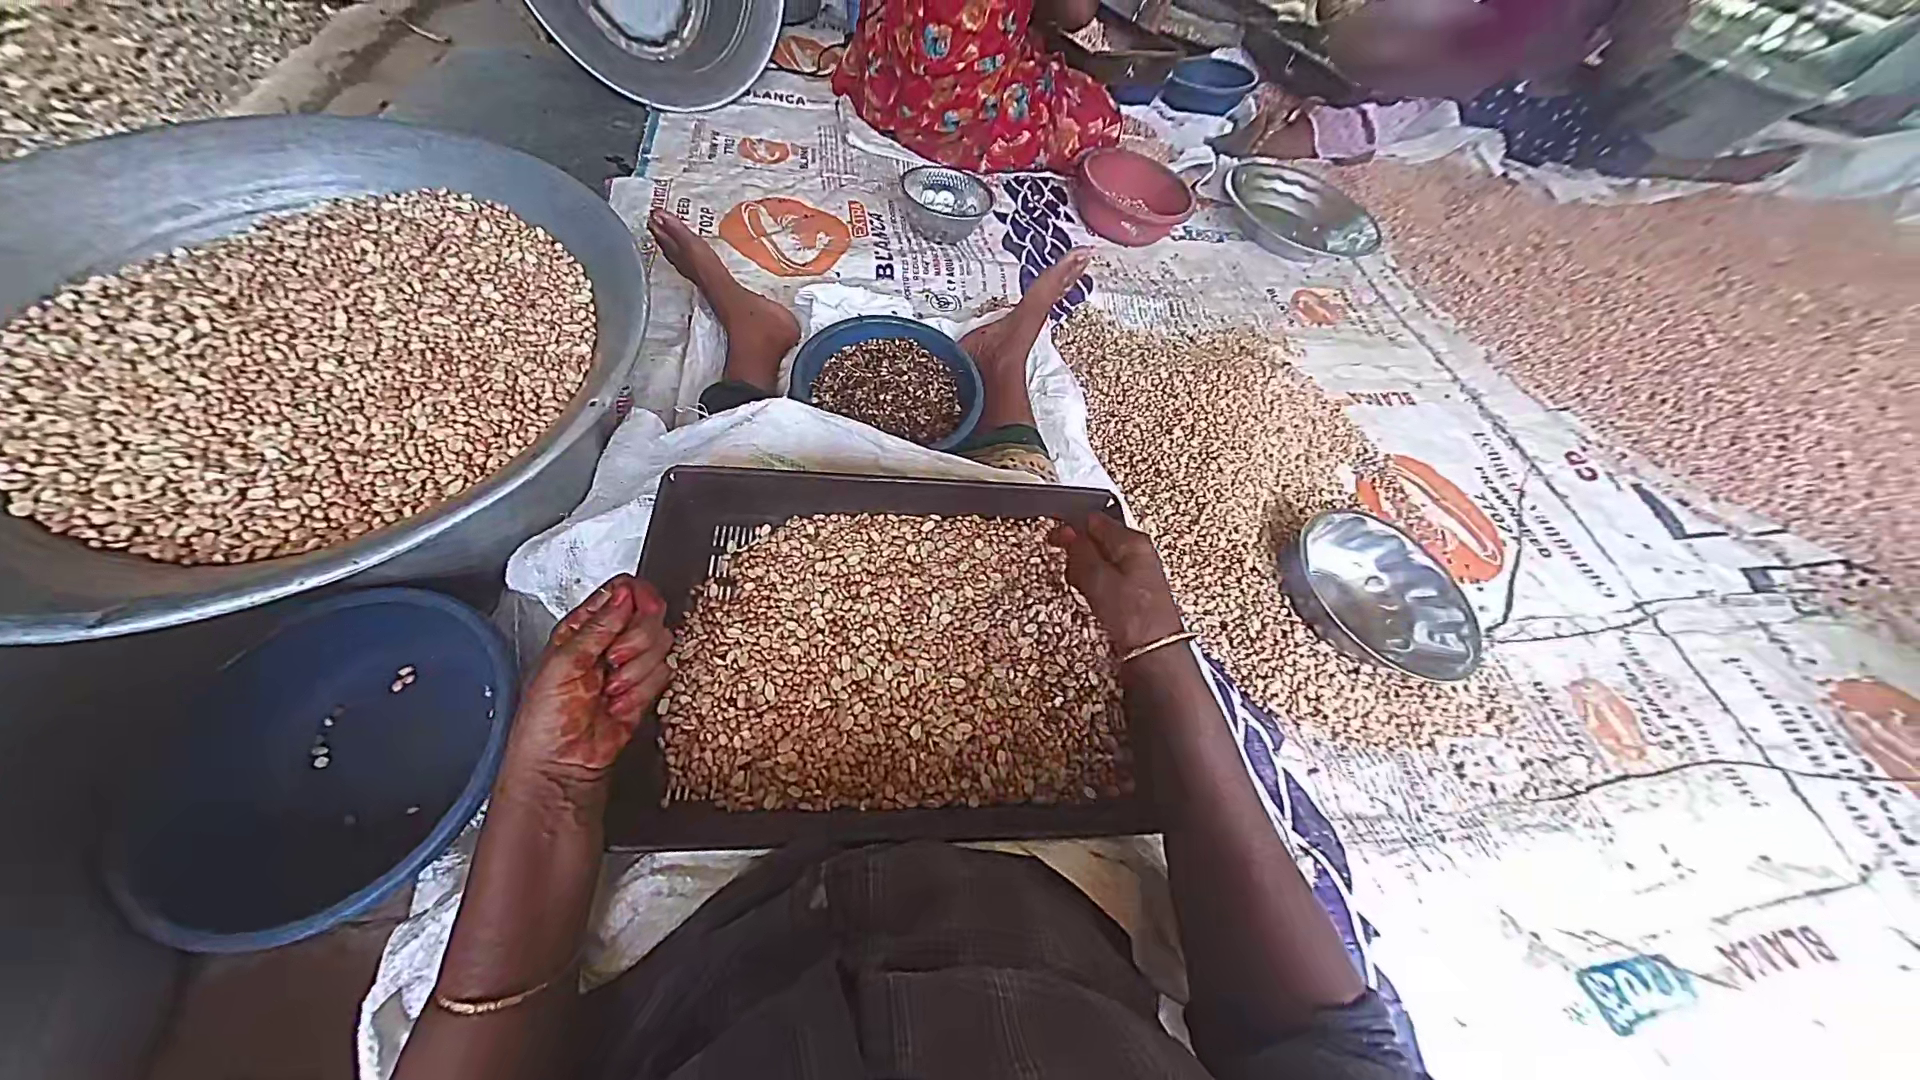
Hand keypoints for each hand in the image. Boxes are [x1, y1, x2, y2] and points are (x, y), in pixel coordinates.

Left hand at [502, 574, 671, 785]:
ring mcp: (631, 663)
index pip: (622, 593)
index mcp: (583, 627)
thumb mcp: (562, 665)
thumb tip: (624, 595)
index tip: (640, 606)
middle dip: (636, 639)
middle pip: (649, 614)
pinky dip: (643, 690)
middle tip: (613, 659)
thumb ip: (596, 627)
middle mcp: (610, 641)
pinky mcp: (647, 686)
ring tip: (609, 689)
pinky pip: (664, 672)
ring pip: (661, 644)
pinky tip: (619, 703)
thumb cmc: (545, 721)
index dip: (637, 595)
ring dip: (636, 670)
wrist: (563, 764)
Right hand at [1048, 514, 1184, 653]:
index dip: (1071, 528)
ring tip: (1085, 590)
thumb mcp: (1097, 579)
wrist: (1154, 651)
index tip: (1055, 540)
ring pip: (1099, 561)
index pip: (1094, 520)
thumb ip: (1080, 551)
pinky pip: (1105, 579)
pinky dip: (1094, 586)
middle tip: (1073, 572)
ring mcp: (1136, 571)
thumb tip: (1066, 531)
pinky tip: (1094, 600)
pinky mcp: (1133, 590)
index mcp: (1133, 542)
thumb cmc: (1134, 616)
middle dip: (1078, 554)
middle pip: (1096, 540)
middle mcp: (1138, 552)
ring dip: (1084, 572)